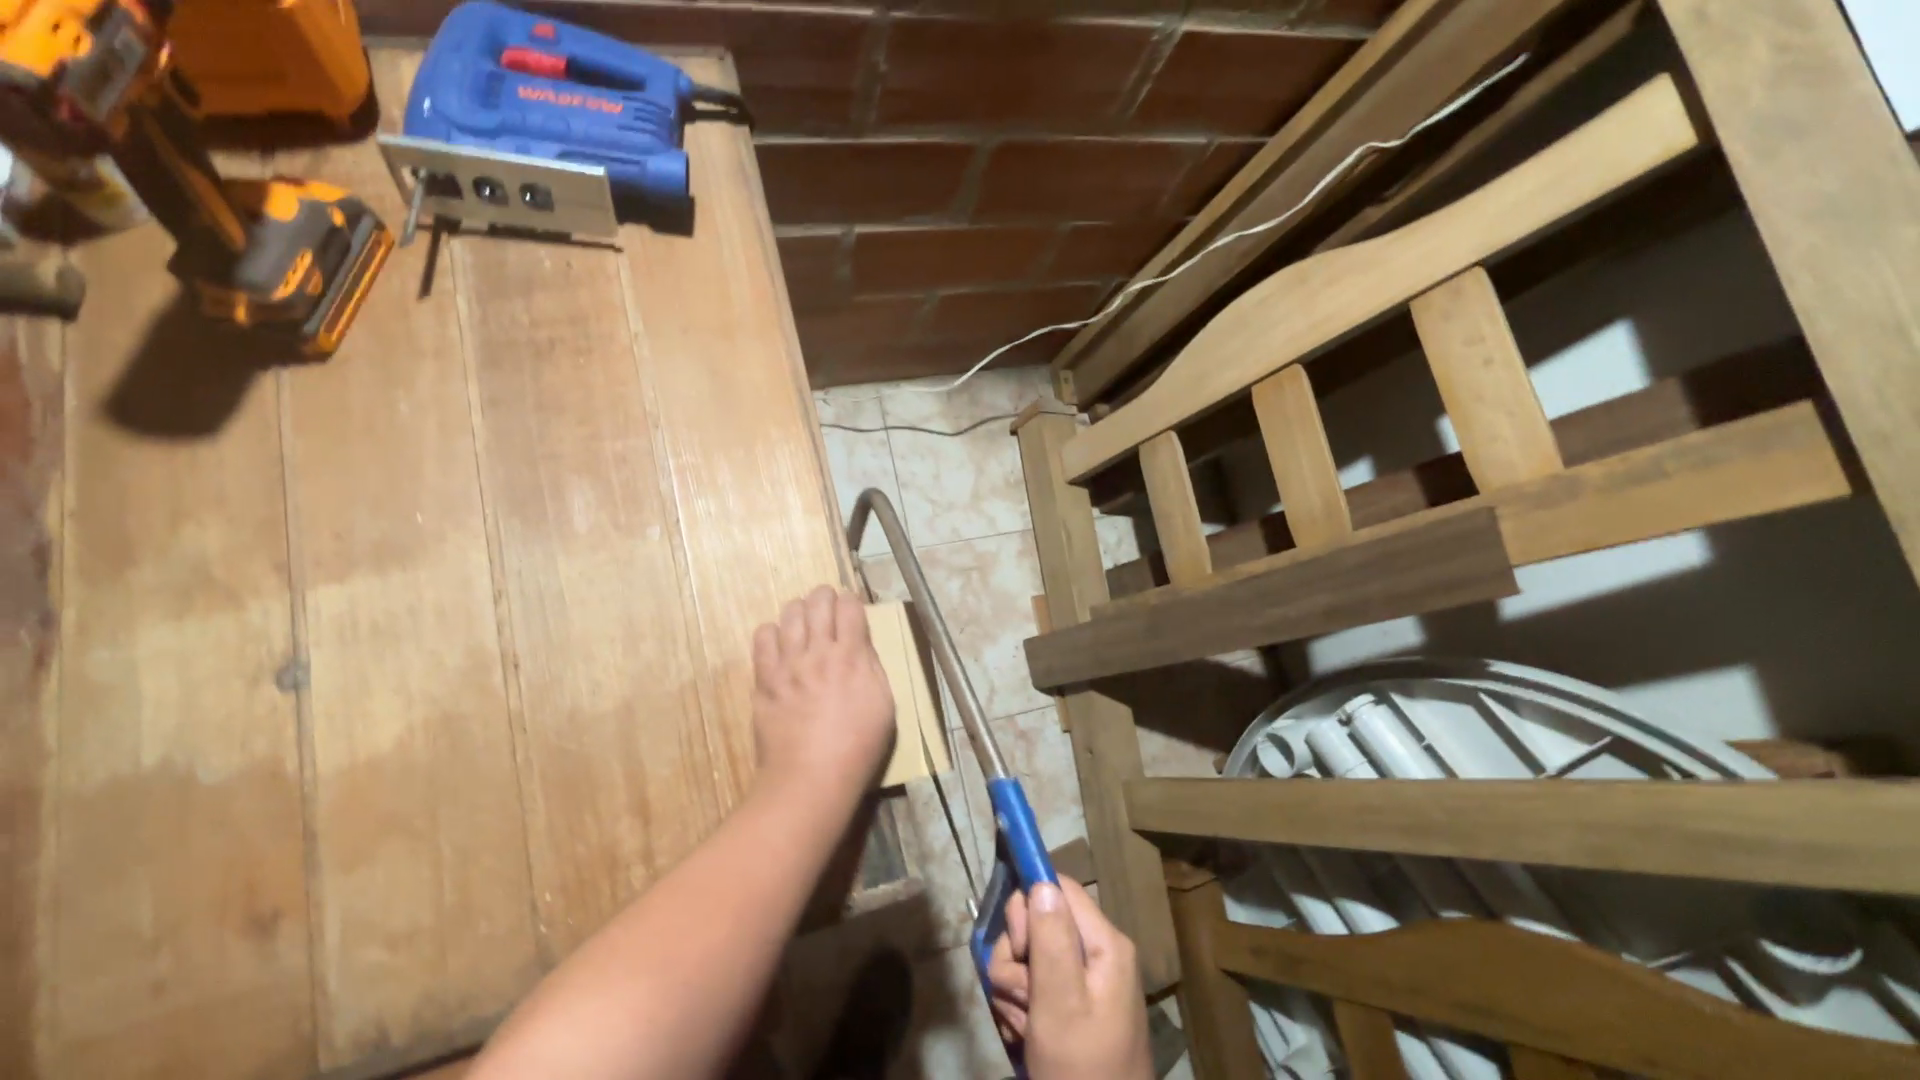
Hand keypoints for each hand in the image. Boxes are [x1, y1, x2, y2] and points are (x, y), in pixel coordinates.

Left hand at [750, 587, 894, 798]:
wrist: (811, 777)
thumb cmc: (858, 747)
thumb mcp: (883, 705)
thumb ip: (872, 669)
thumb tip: (861, 647)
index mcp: (852, 657)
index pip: (850, 607)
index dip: (851, 601)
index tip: (851, 606)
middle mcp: (818, 651)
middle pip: (818, 602)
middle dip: (825, 596)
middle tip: (827, 604)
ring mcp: (788, 664)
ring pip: (789, 614)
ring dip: (799, 610)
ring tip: (803, 619)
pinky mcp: (765, 679)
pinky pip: (763, 639)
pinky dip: (772, 632)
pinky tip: (779, 642)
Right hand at [986, 878, 1152, 1079]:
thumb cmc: (1081, 1067)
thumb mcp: (1060, 1003)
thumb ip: (1051, 940)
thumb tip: (1041, 881)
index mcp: (1104, 942)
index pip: (1058, 888)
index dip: (1027, 908)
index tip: (1017, 945)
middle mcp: (1095, 952)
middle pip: (1037, 922)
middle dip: (1015, 958)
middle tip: (1023, 996)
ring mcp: (1082, 979)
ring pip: (1026, 957)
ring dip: (1013, 989)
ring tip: (1025, 1025)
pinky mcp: (1068, 1003)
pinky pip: (1030, 985)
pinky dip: (1019, 1007)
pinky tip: (1025, 1034)